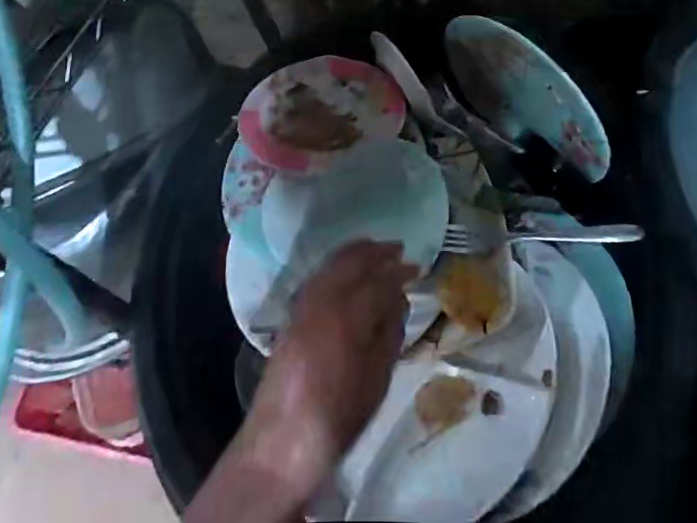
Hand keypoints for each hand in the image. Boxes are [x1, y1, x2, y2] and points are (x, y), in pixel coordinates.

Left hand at [189, 241, 416, 522]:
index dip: (401, 272)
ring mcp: (302, 308)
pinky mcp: (290, 319)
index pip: (380, 281)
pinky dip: (335, 267)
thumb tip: (398, 301)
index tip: (417, 268)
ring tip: (374, 251)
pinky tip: (344, 273)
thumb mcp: (377, 379)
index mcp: (348, 317)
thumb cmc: (337, 418)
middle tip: (398, 249)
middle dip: (376, 252)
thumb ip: (389, 333)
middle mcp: (322, 303)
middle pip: (351, 262)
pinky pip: (317, 278)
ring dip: (354, 254)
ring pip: (331, 265)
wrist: (279, 447)